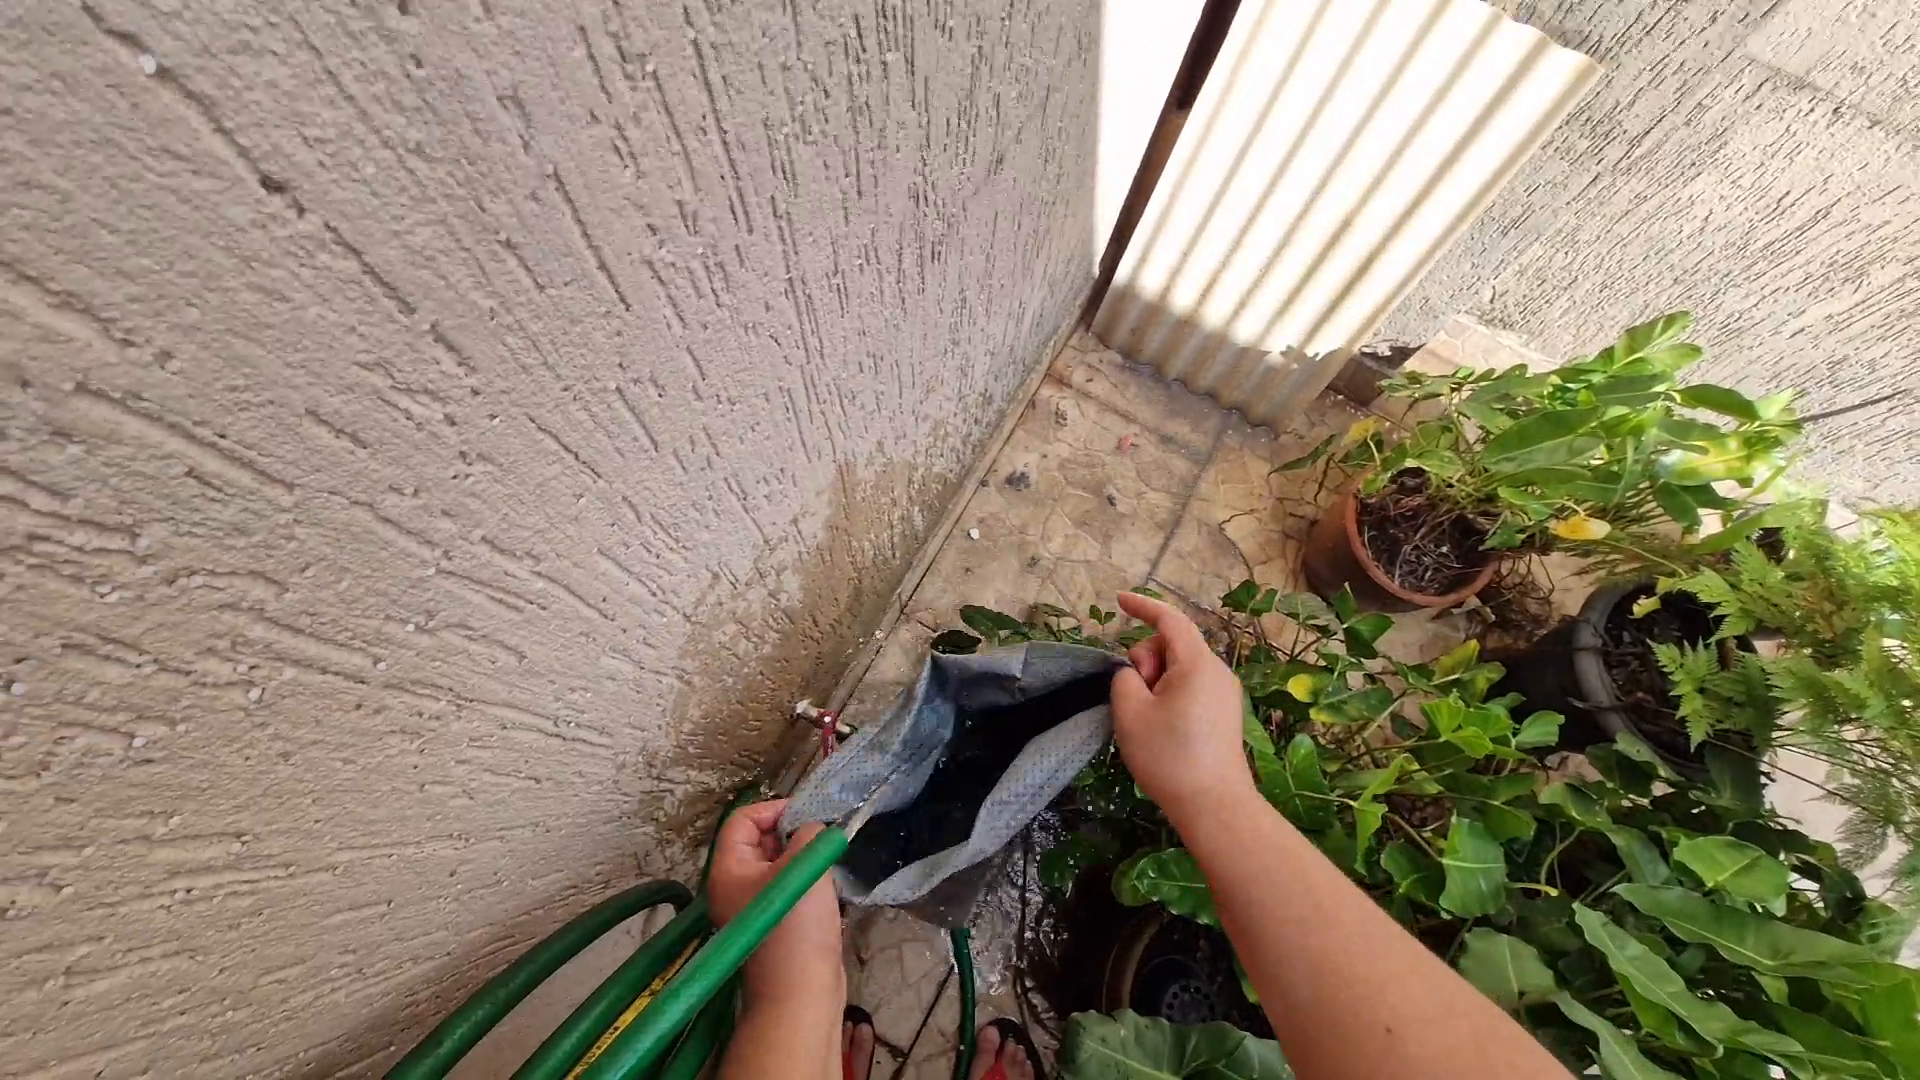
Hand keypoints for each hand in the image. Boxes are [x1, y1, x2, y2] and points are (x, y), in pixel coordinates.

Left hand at [707, 800, 843, 1000]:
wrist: (801, 992)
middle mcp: (733, 887)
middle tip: (821, 837)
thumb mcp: (804, 865)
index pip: (743, 819)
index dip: (773, 809)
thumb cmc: (796, 924)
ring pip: (778, 865)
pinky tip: (827, 891)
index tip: (806, 814)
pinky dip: (808, 883)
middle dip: (793, 834)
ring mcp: (752, 909)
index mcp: (728, 870)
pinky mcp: (773, 925)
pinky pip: (789, 889)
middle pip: (760, 841)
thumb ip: (809, 833)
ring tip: (826, 865)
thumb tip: (812, 829)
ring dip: (805, 860)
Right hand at [1109, 592, 1257, 821]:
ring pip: (1179, 668)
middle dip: (1146, 662)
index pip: (1169, 619)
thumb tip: (1135, 675)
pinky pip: (1190, 687)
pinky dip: (1169, 695)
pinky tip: (1164, 728)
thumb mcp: (1130, 711)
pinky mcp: (1225, 713)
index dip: (1142, 605)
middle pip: (1171, 645)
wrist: (1214, 807)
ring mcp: (1225, 693)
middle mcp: (1217, 671)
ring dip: (1156, 682)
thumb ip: (1124, 677)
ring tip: (1151, 721)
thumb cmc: (1170, 756)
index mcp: (1198, 664)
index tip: (1118, 600)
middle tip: (1138, 701)